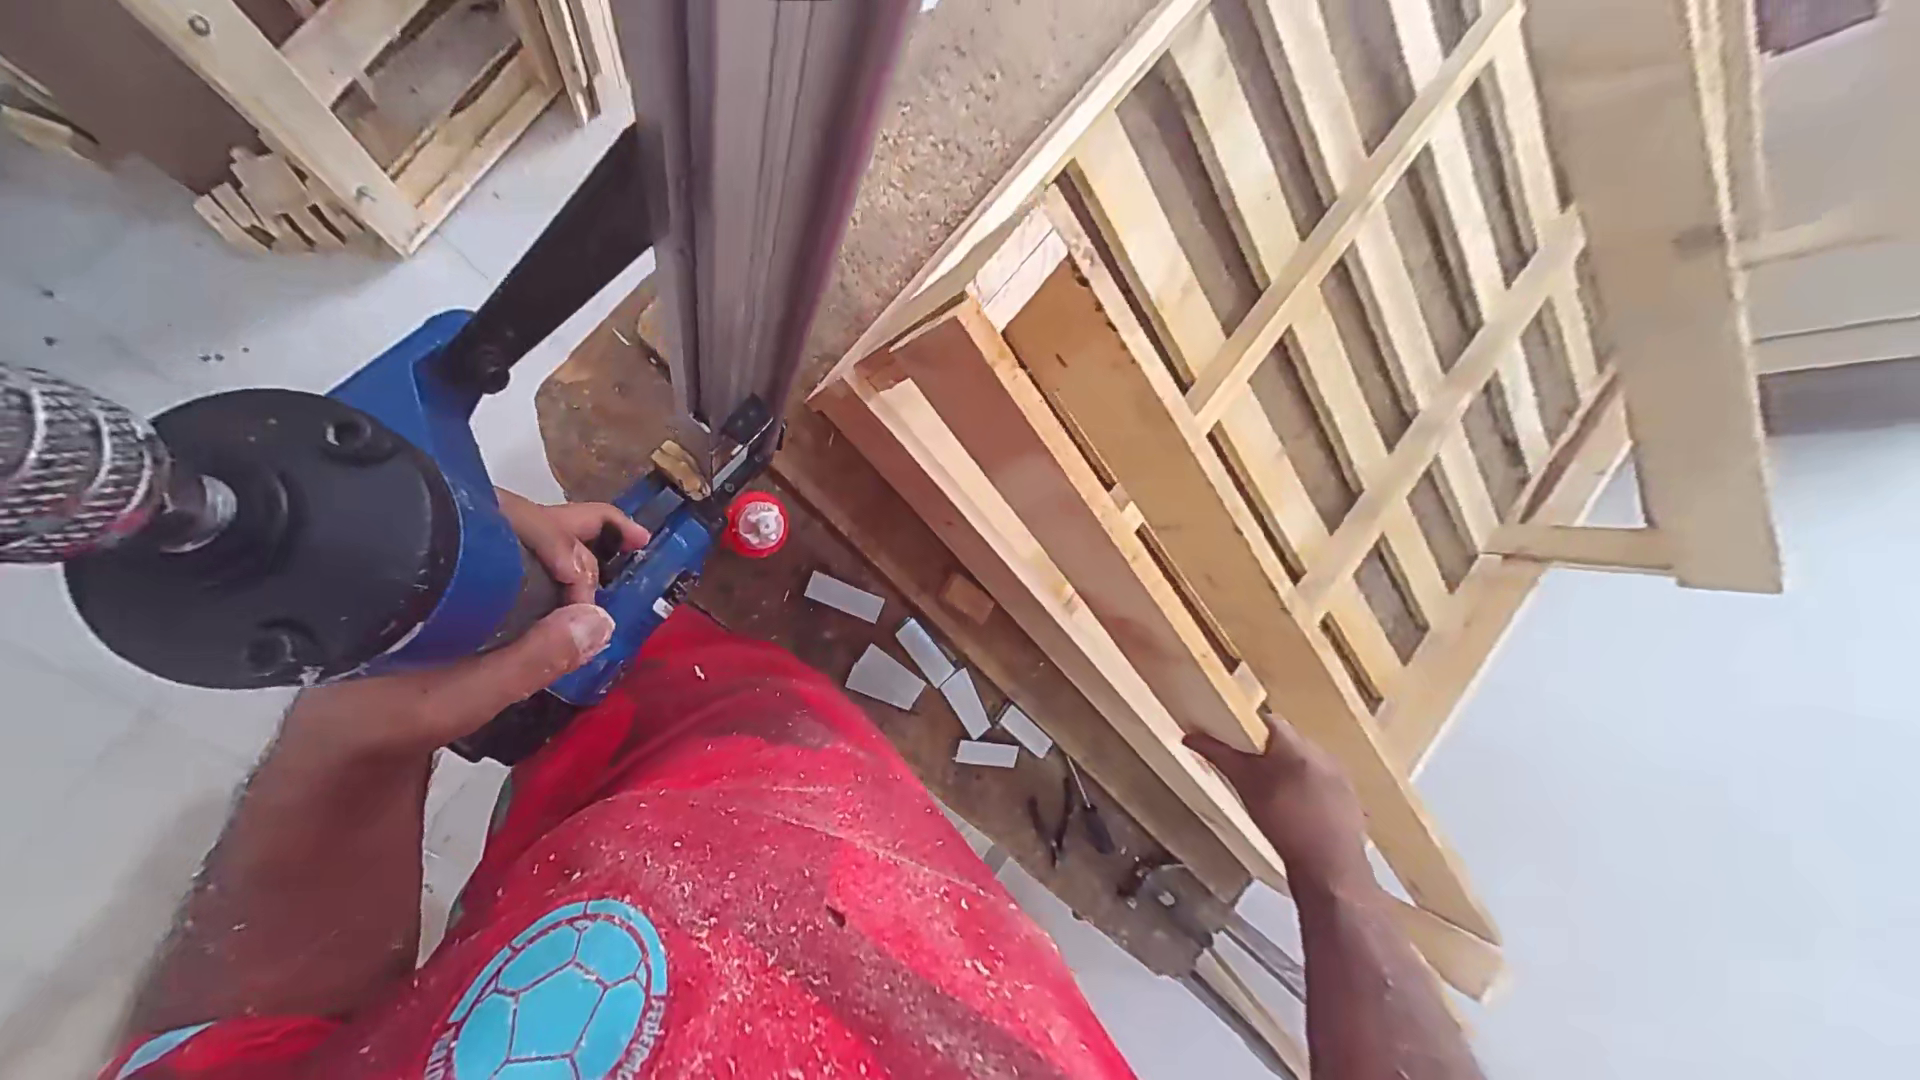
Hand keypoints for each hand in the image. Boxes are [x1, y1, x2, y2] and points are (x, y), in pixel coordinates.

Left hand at [279, 491, 646, 757]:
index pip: (511, 518)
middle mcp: (448, 555)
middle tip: (636, 545)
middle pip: (532, 515)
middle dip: (588, 532)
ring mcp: (463, 571)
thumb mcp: (462, 697)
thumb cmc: (390, 719)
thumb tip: (600, 619)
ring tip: (625, 558)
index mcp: (433, 564)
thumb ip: (530, 661)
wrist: (345, 744)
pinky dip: (572, 564)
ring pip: (535, 534)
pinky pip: (532, 561)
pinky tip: (592, 585)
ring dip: (584, 545)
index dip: (562, 543)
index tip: (587, 594)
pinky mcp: (476, 591)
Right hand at [1185, 716, 1372, 890]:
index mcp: (1294, 743)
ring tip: (1273, 789)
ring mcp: (1341, 773)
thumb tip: (1189, 736)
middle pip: (1288, 738)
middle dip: (1269, 748)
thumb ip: (1218, 755)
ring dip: (1290, 766)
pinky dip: (1309, 784)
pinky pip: (1323, 778)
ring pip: (1306, 758)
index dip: (1248, 727)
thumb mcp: (1243, 784)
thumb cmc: (1280, 820)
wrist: (1328, 866)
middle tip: (1250, 767)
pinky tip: (1298, 806)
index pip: (1268, 719)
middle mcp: (1320, 750)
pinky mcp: (1351, 795)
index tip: (1234, 741)